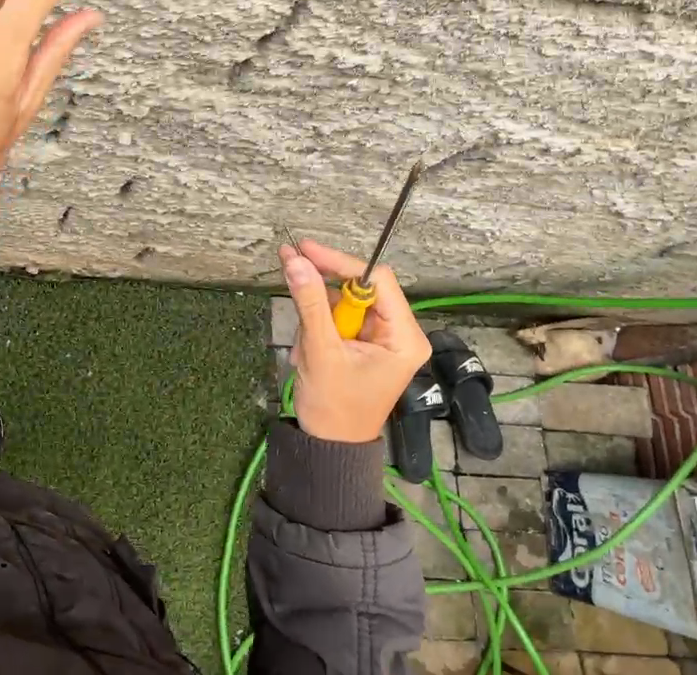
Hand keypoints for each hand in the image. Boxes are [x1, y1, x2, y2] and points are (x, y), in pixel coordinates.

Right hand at [280, 239, 431, 443]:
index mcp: (404, 337)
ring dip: (318, 315)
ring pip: (344, 302)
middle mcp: (399, 333)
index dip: (340, 262)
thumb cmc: (334, 407)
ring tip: (306, 347)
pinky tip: (309, 349)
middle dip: (324, 292)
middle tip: (292, 275)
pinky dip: (318, 327)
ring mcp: (381, 338)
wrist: (329, 446)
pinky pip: (338, 318)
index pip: (377, 281)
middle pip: (360, 288)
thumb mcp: (320, 352)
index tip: (305, 250)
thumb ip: (310, 303)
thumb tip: (295, 259)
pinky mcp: (364, 344)